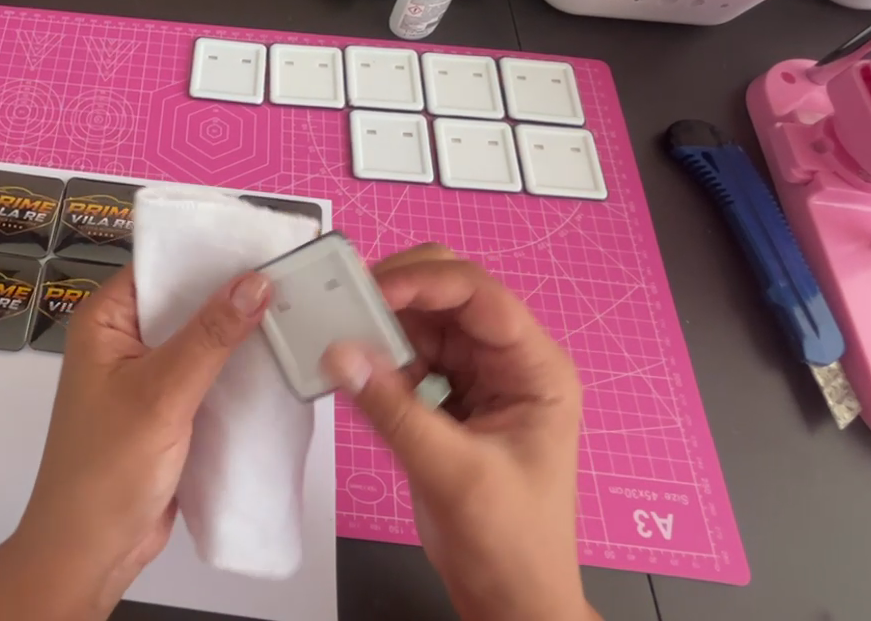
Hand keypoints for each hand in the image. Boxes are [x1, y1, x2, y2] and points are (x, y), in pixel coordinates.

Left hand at [0, 266, 271, 620]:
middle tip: (288, 274)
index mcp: (105, 318)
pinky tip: (273, 357)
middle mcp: (122, 337)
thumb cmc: (107, 469)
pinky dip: (233, 366)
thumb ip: (210, 336)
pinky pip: (204, 372)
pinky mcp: (165, 405)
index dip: (206, 252)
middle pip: (182, 300)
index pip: (159, 266)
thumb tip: (257, 281)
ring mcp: (144, 372)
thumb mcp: (161, 394)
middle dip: (230, 291)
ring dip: (236, 330)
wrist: (90, 553)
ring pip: (197, 336)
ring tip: (292, 307)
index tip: (259, 242)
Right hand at [323, 246, 595, 620]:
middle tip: (345, 297)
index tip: (368, 291)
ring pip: (422, 315)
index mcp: (534, 366)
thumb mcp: (452, 474)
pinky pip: (407, 348)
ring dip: (381, 318)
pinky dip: (377, 348)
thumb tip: (338, 353)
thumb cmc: (507, 542)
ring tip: (337, 325)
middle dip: (398, 288)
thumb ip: (393, 410)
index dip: (423, 282)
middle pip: (450, 291)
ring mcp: (476, 371)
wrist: (508, 599)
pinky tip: (353, 361)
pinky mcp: (447, 389)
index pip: (479, 295)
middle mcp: (506, 356)